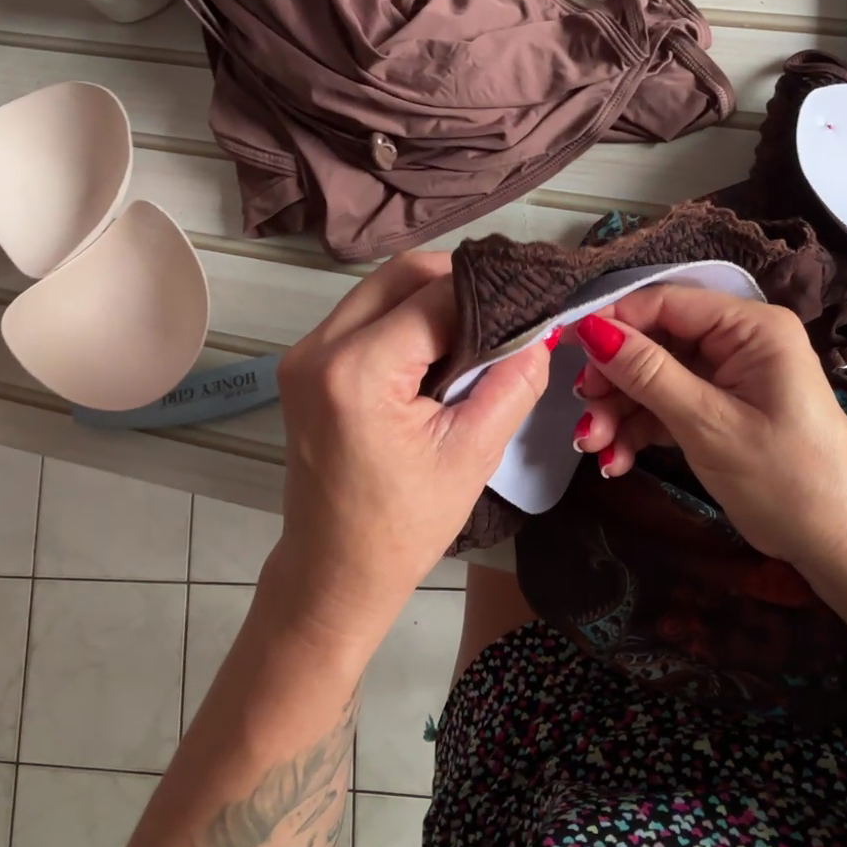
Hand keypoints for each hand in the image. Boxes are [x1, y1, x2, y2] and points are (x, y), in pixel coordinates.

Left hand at [273, 251, 551, 642]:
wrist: (334, 573)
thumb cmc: (403, 527)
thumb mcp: (473, 455)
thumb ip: (514, 383)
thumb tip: (542, 329)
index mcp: (357, 371)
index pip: (437, 297)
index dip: (493, 294)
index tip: (535, 301)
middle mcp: (319, 348)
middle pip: (401, 273)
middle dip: (461, 281)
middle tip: (509, 309)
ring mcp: (304, 354)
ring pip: (381, 288)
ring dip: (433, 297)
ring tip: (481, 329)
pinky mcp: (306, 365)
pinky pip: (365, 315)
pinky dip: (407, 317)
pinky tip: (441, 348)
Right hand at [567, 286, 846, 566]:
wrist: (843, 548)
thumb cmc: (787, 479)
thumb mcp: (709, 424)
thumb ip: (648, 374)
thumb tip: (590, 329)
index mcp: (751, 327)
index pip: (668, 304)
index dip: (614, 321)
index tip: (567, 348)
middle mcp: (739, 344)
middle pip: (656, 345)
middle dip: (614, 381)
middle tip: (581, 414)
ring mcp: (729, 380)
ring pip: (655, 381)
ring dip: (619, 413)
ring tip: (594, 449)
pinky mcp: (720, 414)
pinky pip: (667, 410)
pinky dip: (639, 432)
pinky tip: (616, 461)